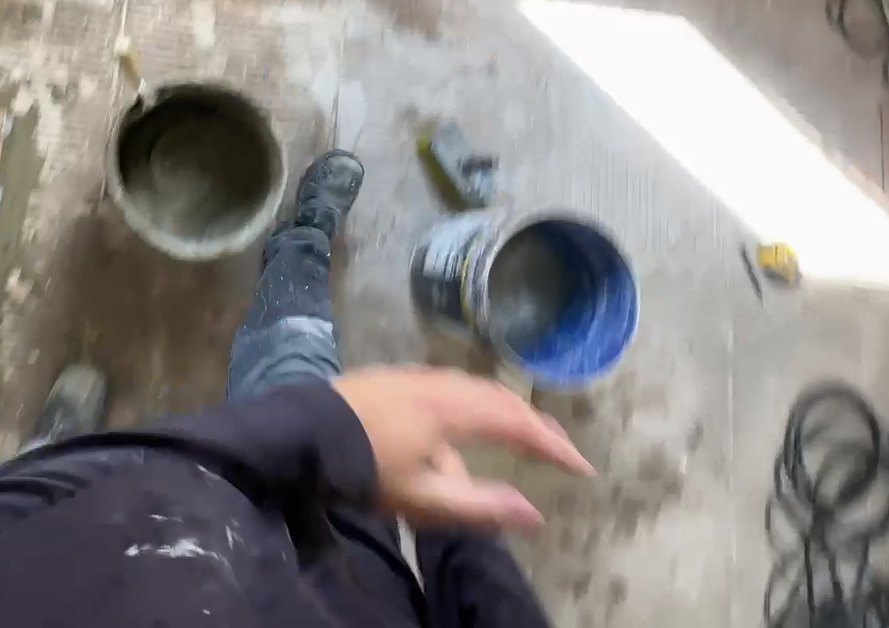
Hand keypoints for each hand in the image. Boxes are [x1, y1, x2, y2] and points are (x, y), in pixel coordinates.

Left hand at [332, 366, 593, 528]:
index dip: (552, 444)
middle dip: (533, 421)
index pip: (515, 422)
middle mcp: (438, 384)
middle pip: (497, 397)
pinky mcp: (395, 377)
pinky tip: (469, 414)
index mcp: (451, 410)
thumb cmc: (366, 467)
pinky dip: (475, 397)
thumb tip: (536, 513)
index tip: (582, 467)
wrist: (306, 431)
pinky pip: (451, 382)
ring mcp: (414, 376)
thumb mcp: (423, 498)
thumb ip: (480, 506)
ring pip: (473, 386)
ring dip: (504, 406)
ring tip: (523, 429)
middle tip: (560, 448)